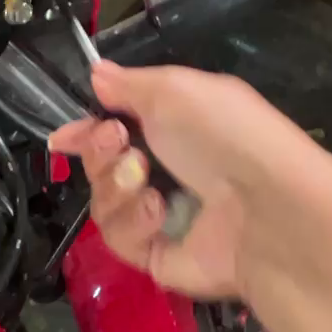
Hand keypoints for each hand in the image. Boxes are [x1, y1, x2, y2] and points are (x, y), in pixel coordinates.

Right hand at [47, 62, 316, 300]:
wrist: (268, 208)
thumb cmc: (225, 135)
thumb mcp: (175, 89)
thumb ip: (129, 84)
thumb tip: (97, 73)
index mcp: (174, 127)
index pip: (114, 130)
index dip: (86, 132)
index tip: (63, 135)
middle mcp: (167, 171)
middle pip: (101, 166)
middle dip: (99, 152)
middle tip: (118, 143)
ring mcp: (164, 218)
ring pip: (104, 203)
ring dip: (115, 186)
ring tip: (144, 180)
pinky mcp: (160, 257)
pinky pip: (120, 240)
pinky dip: (134, 222)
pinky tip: (159, 212)